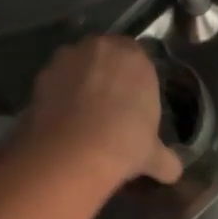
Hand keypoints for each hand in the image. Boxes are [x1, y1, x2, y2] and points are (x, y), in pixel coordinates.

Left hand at [0, 35, 183, 218]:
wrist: (74, 151)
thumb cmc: (125, 144)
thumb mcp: (154, 157)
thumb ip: (167, 161)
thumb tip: (174, 172)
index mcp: (136, 58)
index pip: (141, 60)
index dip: (138, 83)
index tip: (137, 106)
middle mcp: (101, 47)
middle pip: (108, 57)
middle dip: (110, 77)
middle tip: (112, 111)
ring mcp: (68, 57)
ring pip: (80, 67)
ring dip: (83, 84)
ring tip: (86, 118)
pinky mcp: (42, 74)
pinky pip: (58, 83)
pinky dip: (62, 97)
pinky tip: (66, 122)